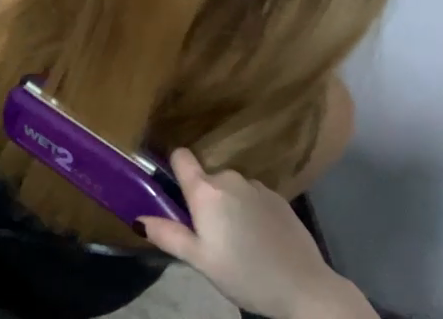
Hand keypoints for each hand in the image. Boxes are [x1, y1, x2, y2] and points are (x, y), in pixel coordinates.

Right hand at [139, 149, 373, 318]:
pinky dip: (251, 210)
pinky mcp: (279, 197)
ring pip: (231, 187)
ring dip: (229, 204)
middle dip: (204, 198)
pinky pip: (253, 196)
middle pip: (206, 177)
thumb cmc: (245, 274)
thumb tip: (137, 218)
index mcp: (206, 190)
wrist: (305, 287)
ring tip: (238, 240)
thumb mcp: (200, 261)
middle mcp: (230, 178)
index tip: (175, 192)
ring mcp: (257, 185)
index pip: (181, 156)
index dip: (175, 169)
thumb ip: (168, 235)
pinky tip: (260, 239)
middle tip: (210, 235)